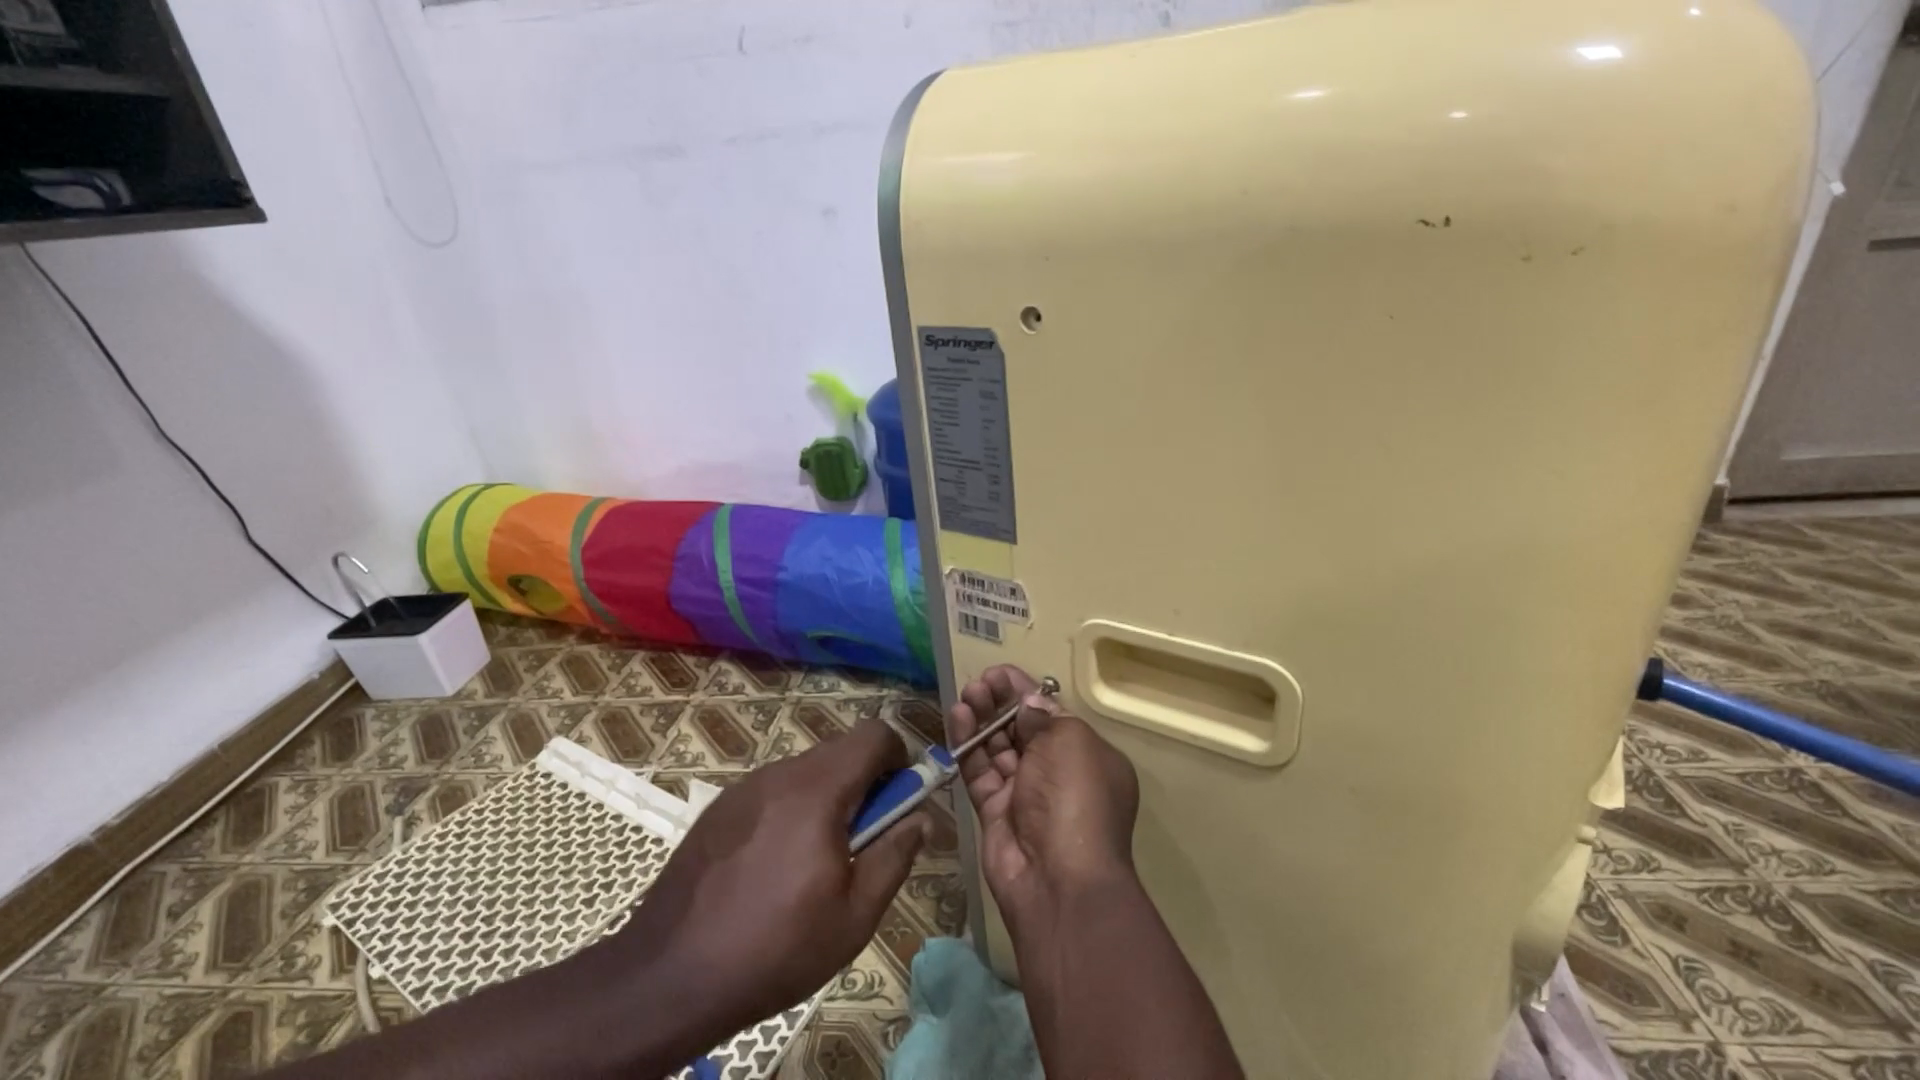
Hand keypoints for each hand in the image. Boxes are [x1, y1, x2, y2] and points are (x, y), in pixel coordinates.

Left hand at [612, 719, 929, 1035]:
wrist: (669, 976)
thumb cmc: (776, 949)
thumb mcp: (855, 915)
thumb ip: (895, 856)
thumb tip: (921, 818)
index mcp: (816, 791)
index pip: (874, 735)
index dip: (899, 760)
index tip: (900, 805)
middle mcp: (777, 776)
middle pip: (839, 753)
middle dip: (865, 787)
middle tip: (863, 846)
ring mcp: (741, 791)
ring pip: (804, 774)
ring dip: (827, 802)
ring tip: (816, 867)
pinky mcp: (717, 811)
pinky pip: (771, 795)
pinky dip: (791, 814)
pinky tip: (774, 872)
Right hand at [949, 665, 1139, 923]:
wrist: (1058, 878)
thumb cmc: (1075, 798)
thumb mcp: (1071, 742)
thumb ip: (1045, 718)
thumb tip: (1028, 706)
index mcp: (1088, 757)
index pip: (1053, 716)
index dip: (1026, 693)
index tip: (998, 674)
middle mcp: (1059, 774)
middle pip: (1023, 730)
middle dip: (1001, 704)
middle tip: (978, 685)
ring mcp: (1025, 795)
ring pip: (998, 749)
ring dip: (981, 720)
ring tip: (965, 696)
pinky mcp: (994, 812)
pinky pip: (979, 771)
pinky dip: (968, 745)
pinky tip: (957, 719)